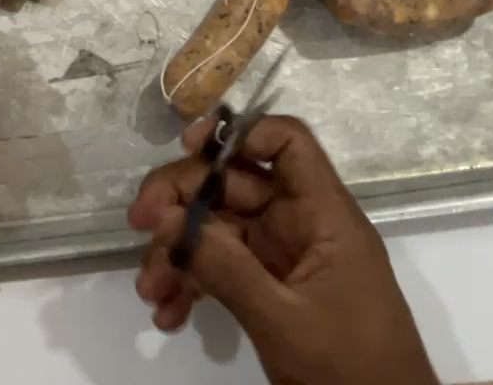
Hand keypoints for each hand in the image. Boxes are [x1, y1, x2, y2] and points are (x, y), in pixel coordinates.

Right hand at [127, 116, 437, 384]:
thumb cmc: (353, 373)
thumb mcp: (285, 321)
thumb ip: (224, 266)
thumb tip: (165, 219)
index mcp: (324, 217)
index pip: (288, 143)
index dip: (239, 132)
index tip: (188, 147)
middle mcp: (300, 225)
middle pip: (230, 183)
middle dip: (179, 201)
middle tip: (139, 224)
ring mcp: (281, 256)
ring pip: (214, 226)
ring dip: (175, 251)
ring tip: (150, 287)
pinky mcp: (266, 287)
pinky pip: (217, 265)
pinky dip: (189, 282)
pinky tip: (168, 310)